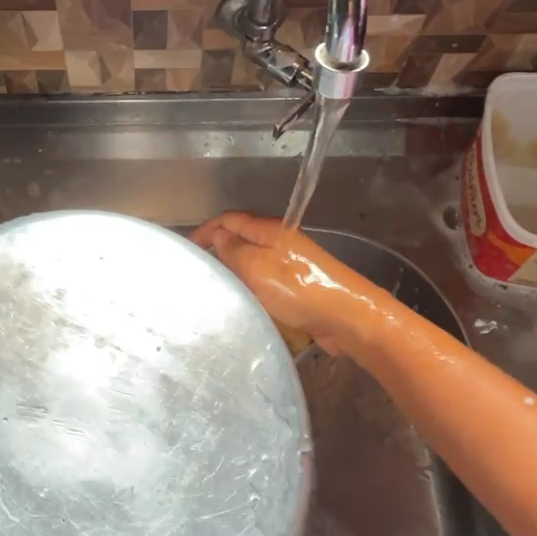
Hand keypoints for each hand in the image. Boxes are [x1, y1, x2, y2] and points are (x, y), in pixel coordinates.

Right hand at [191, 212, 389, 356]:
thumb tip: (218, 236)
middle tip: (200, 270)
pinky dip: (251, 285)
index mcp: (269, 229)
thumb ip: (233, 250)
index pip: (230, 219)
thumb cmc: (299, 288)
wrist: (347, 316)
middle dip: (218, 248)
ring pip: (253, 259)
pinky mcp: (299, 284)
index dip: (207, 229)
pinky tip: (245, 301)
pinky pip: (266, 278)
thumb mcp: (257, 267)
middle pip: (241, 237)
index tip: (189, 248)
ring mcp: (291, 262)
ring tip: (217, 287)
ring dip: (235, 269)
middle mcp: (280, 240)